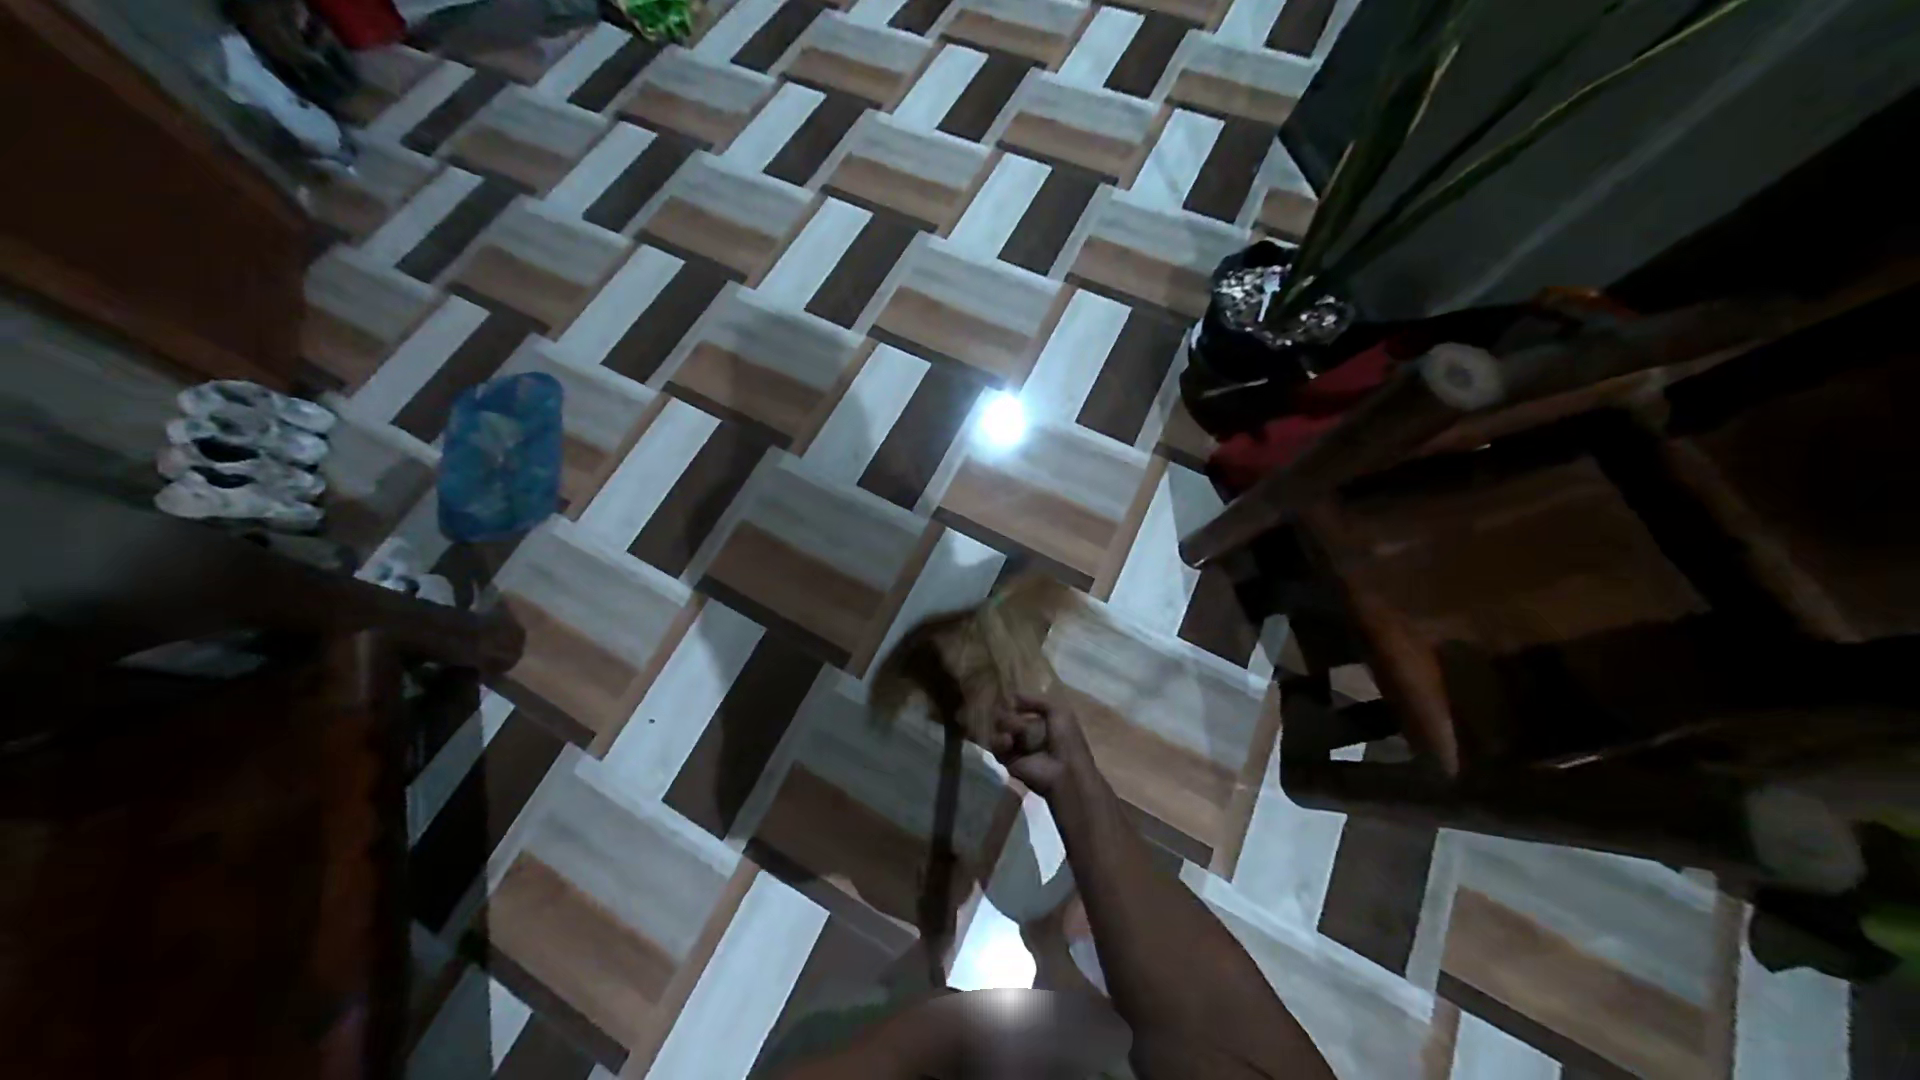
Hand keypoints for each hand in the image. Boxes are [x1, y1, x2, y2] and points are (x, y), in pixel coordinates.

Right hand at [988, 694, 1088, 796]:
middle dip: (1007, 713)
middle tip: (1011, 714)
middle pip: (1006, 716)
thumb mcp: (1059, 712)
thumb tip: (1013, 696)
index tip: (1010, 698)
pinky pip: (995, 746)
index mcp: (1040, 722)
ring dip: (1004, 726)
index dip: (1014, 702)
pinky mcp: (1007, 760)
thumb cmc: (1066, 740)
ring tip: (1013, 732)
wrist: (1064, 772)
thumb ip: (1037, 701)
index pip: (1020, 707)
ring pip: (999, 728)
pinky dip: (999, 741)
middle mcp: (1027, 733)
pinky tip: (1008, 741)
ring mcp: (1016, 747)